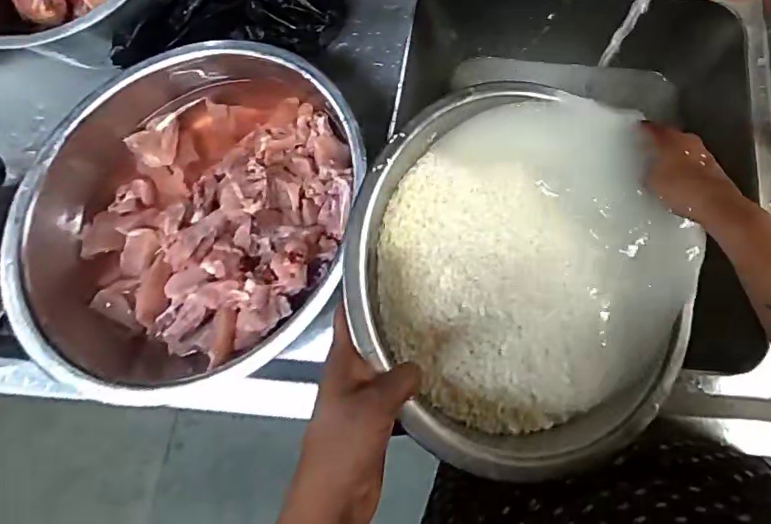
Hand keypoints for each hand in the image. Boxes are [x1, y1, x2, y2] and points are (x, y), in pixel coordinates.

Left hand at [278, 306, 420, 523]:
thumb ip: (399, 378)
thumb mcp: (374, 404)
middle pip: (373, 337)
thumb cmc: (343, 446)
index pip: (348, 315)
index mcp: (341, 361)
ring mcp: (363, 397)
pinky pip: (398, 395)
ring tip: (437, 334)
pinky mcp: (377, 421)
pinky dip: (414, 389)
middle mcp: (352, 373)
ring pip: (388, 366)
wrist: (332, 503)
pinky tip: (435, 381)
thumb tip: (419, 365)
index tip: (381, 269)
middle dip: (394, 319)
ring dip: (407, 356)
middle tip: (426, 297)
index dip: (360, 290)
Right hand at [644, 123, 747, 226]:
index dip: (642, 131)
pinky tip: (683, 183)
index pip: (651, 128)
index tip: (636, 134)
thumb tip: (647, 171)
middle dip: (661, 145)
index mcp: (669, 138)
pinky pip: (696, 164)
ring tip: (666, 171)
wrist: (718, 205)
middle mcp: (688, 140)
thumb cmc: (682, 189)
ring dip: (677, 157)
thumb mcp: (653, 183)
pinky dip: (689, 170)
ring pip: (685, 150)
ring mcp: (704, 153)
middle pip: (670, 137)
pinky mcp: (715, 168)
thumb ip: (647, 172)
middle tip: (650, 155)